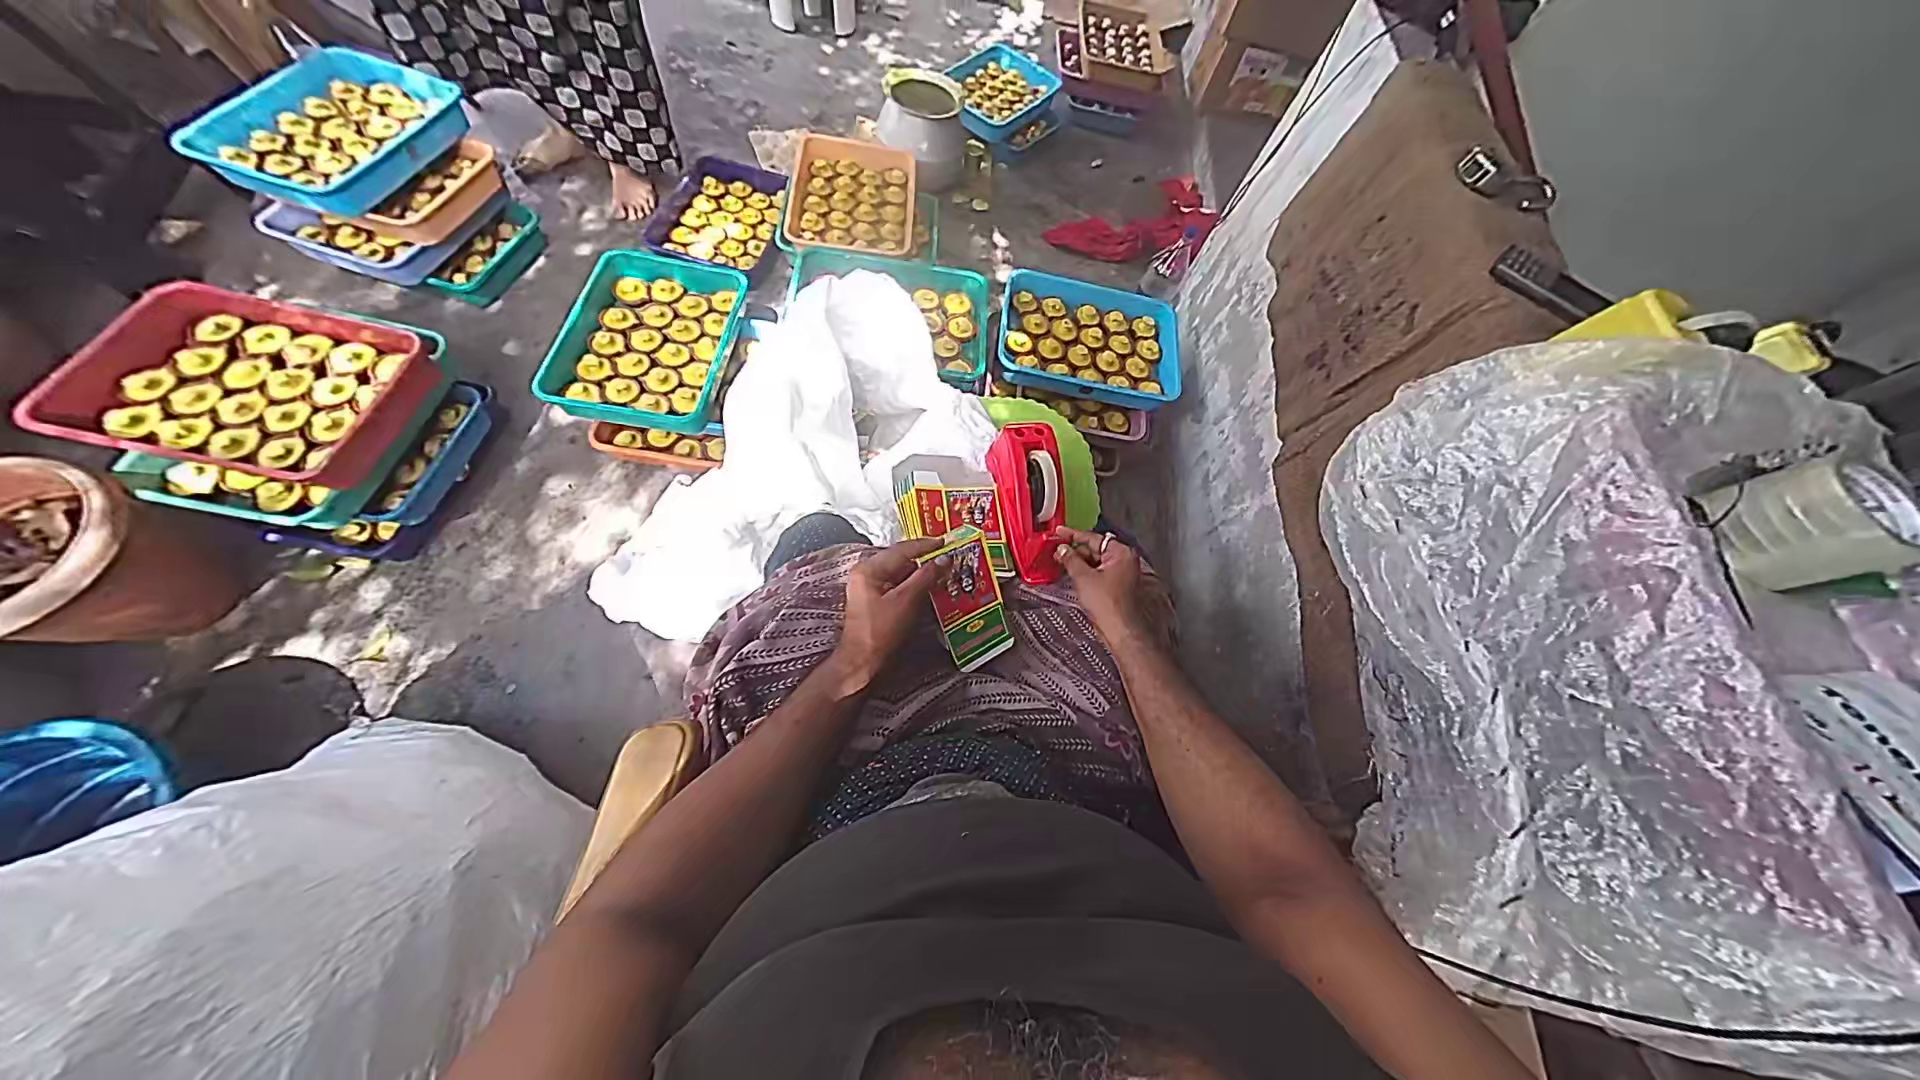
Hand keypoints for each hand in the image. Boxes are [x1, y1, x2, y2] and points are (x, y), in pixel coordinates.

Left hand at [824, 537, 940, 695]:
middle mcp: (867, 573)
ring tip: (945, 570)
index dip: (926, 546)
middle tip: (949, 556)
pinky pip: (898, 585)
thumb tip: (945, 559)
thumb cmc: (880, 632)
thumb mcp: (906, 602)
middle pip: (901, 560)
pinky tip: (931, 587)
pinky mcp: (875, 600)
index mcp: (869, 569)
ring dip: (922, 572)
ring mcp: (870, 587)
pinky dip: (915, 585)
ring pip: (901, 573)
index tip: (947, 542)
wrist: (862, 663)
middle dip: (925, 559)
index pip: (902, 550)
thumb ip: (926, 577)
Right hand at [1053, 527, 1148, 647]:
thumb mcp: (1083, 577)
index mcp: (1120, 553)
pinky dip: (1085, 572)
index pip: (1093, 538)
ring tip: (1060, 562)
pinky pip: (1098, 573)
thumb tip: (1062, 549)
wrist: (1120, 630)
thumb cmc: (1108, 604)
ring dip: (1079, 562)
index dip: (1073, 535)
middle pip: (1095, 549)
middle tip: (1056, 551)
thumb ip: (1070, 559)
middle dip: (1075, 550)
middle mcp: (1124, 560)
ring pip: (1096, 562)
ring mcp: (1122, 574)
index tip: (1060, 532)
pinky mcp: (1117, 586)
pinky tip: (1072, 574)